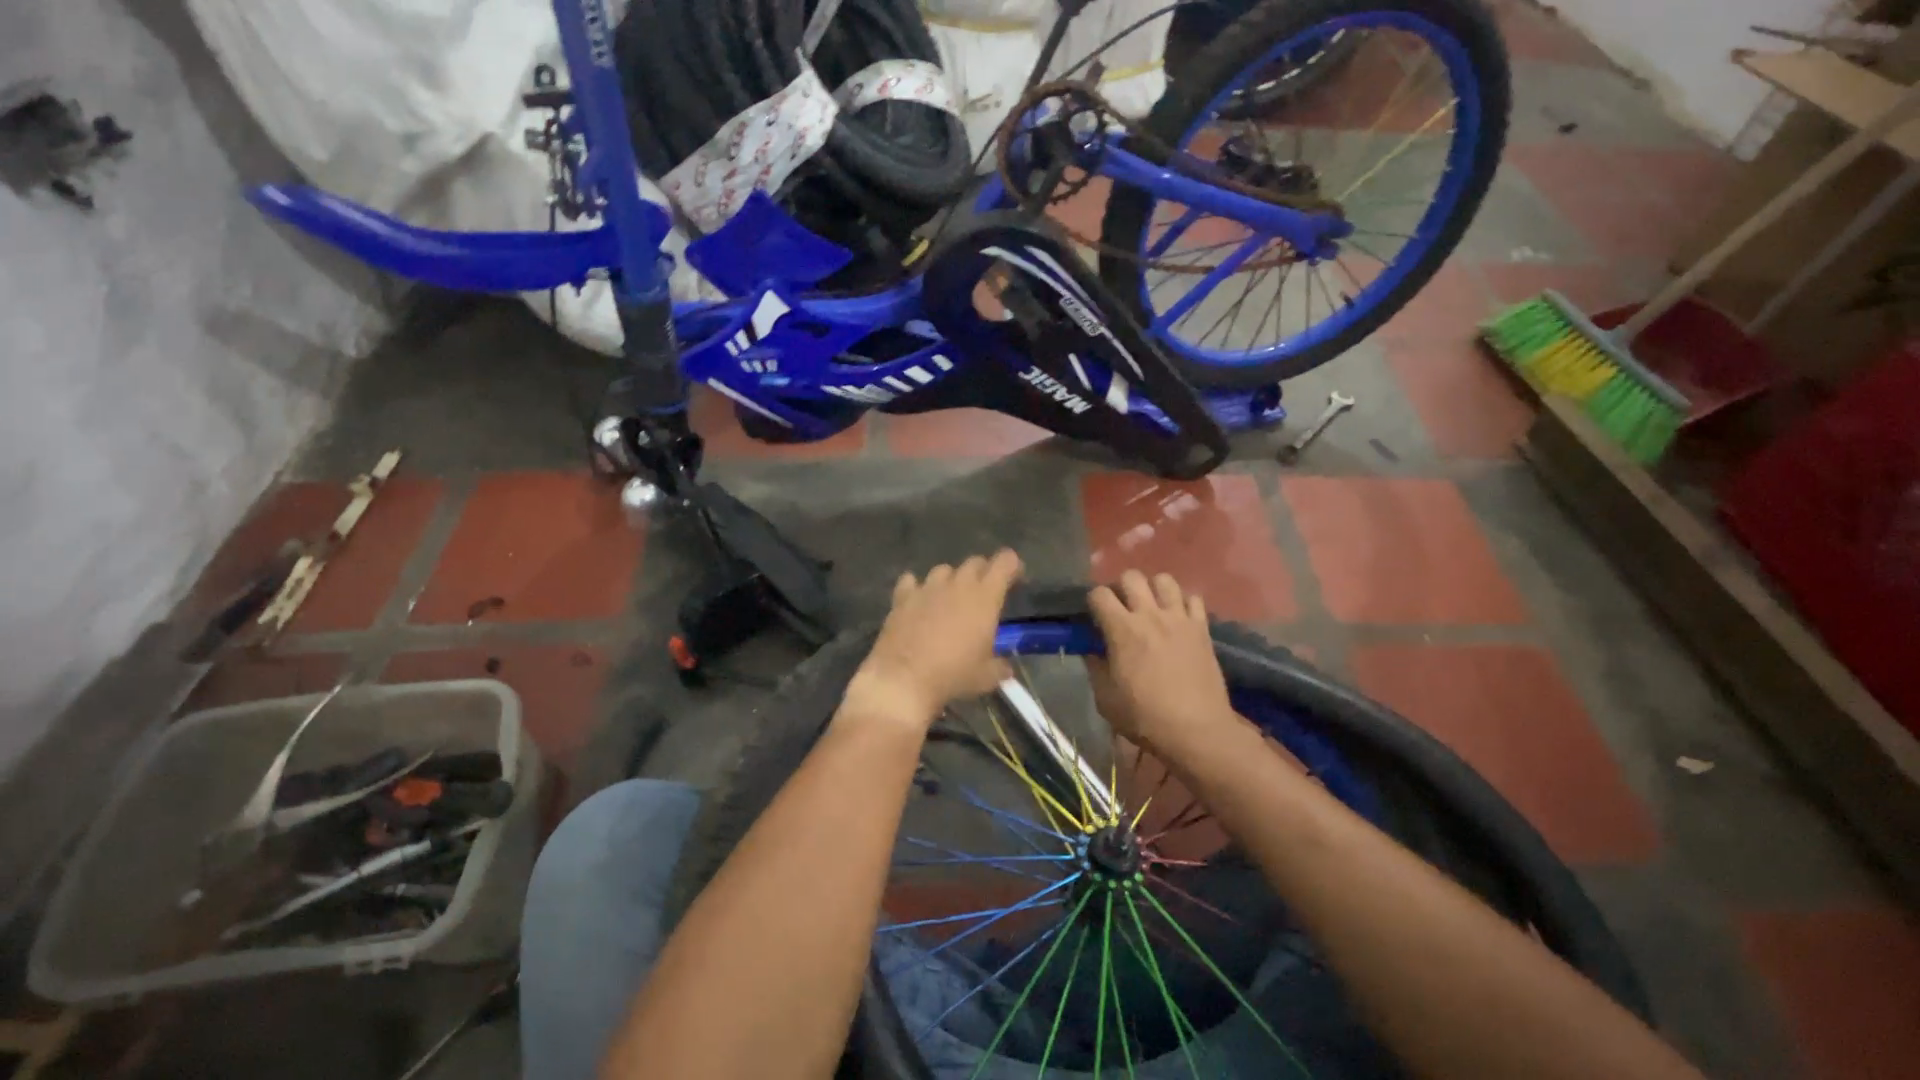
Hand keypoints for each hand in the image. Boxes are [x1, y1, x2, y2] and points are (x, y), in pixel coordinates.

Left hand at [843, 550, 1023, 730]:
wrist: (904, 679)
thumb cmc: (953, 676)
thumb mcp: (986, 677)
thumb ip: (1000, 667)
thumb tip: (1005, 668)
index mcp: (985, 598)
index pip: (1005, 562)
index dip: (1012, 565)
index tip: (1014, 579)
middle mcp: (957, 585)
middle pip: (974, 563)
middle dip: (983, 573)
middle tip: (983, 595)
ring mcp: (927, 588)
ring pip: (943, 570)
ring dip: (950, 581)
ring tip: (949, 600)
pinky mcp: (902, 598)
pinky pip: (910, 581)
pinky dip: (916, 588)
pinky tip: (917, 602)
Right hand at [1085, 571, 1234, 754]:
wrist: (1196, 730)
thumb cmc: (1145, 717)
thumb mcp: (1105, 699)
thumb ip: (1095, 667)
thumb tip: (1092, 650)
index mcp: (1122, 630)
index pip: (1099, 594)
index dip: (1092, 602)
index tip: (1093, 617)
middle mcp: (1151, 615)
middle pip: (1132, 577)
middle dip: (1121, 588)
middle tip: (1121, 609)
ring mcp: (1180, 619)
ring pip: (1165, 580)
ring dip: (1153, 589)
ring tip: (1151, 608)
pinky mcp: (1202, 628)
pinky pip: (1193, 599)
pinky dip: (1183, 603)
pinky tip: (1178, 619)